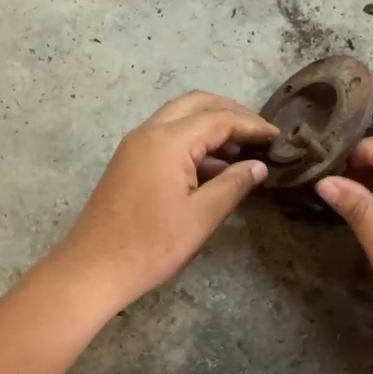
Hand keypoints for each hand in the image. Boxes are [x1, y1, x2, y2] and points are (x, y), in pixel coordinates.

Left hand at [50, 93, 277, 311]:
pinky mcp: (128, 163)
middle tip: (259, 133)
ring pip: (178, 120)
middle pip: (196, 105)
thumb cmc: (151, 246)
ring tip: (243, 151)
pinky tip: (214, 168)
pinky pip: (165, 139)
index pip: (219, 118)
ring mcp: (134, 147)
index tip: (278, 137)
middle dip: (230, 113)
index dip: (252, 125)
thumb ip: (233, 184)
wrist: (94, 269)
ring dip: (210, 127)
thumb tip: (258, 165)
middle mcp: (148, 133)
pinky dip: (192, 143)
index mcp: (167, 141)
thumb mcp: (201, 217)